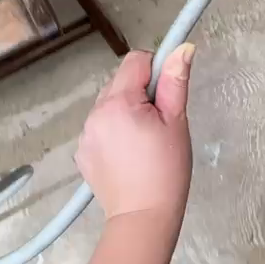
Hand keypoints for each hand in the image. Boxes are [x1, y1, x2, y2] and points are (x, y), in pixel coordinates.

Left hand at [76, 46, 195, 229]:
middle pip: (120, 82)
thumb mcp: (177, 121)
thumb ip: (175, 81)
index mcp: (118, 102)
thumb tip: (183, 47)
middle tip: (159, 122)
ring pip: (109, 104)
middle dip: (141, 92)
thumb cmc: (167, 168)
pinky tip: (130, 154)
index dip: (156, 70)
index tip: (167, 94)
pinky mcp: (82, 152)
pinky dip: (115, 131)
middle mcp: (94, 114)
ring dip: (127, 111)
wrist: (143, 216)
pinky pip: (100, 127)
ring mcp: (84, 135)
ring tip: (144, 140)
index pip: (135, 61)